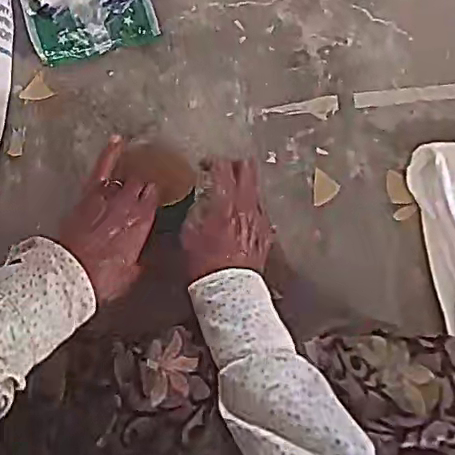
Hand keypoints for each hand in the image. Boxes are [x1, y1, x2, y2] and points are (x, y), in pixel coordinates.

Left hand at [57, 136, 160, 303]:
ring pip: (127, 177)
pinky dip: (111, 152)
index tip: (155, 197)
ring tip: (135, 171)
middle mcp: (128, 205)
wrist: (71, 273)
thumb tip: (155, 256)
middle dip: (143, 187)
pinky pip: (103, 167)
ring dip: (131, 177)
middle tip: (142, 190)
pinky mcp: (89, 194)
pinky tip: (117, 140)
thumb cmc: (101, 277)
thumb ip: (145, 259)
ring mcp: (109, 196)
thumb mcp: (132, 274)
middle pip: (141, 185)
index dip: (154, 196)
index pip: (154, 199)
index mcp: (142, 223)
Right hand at [181, 159, 273, 282]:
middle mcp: (246, 207)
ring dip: (244, 186)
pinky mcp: (266, 233)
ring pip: (256, 188)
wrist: (231, 293)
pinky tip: (241, 216)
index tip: (205, 164)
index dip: (212, 161)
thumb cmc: (205, 266)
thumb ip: (196, 210)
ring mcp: (259, 219)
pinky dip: (250, 207)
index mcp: (224, 204)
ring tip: (232, 193)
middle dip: (234, 165)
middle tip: (223, 170)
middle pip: (247, 169)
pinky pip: (259, 210)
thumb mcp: (188, 235)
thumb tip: (201, 199)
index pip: (222, 168)